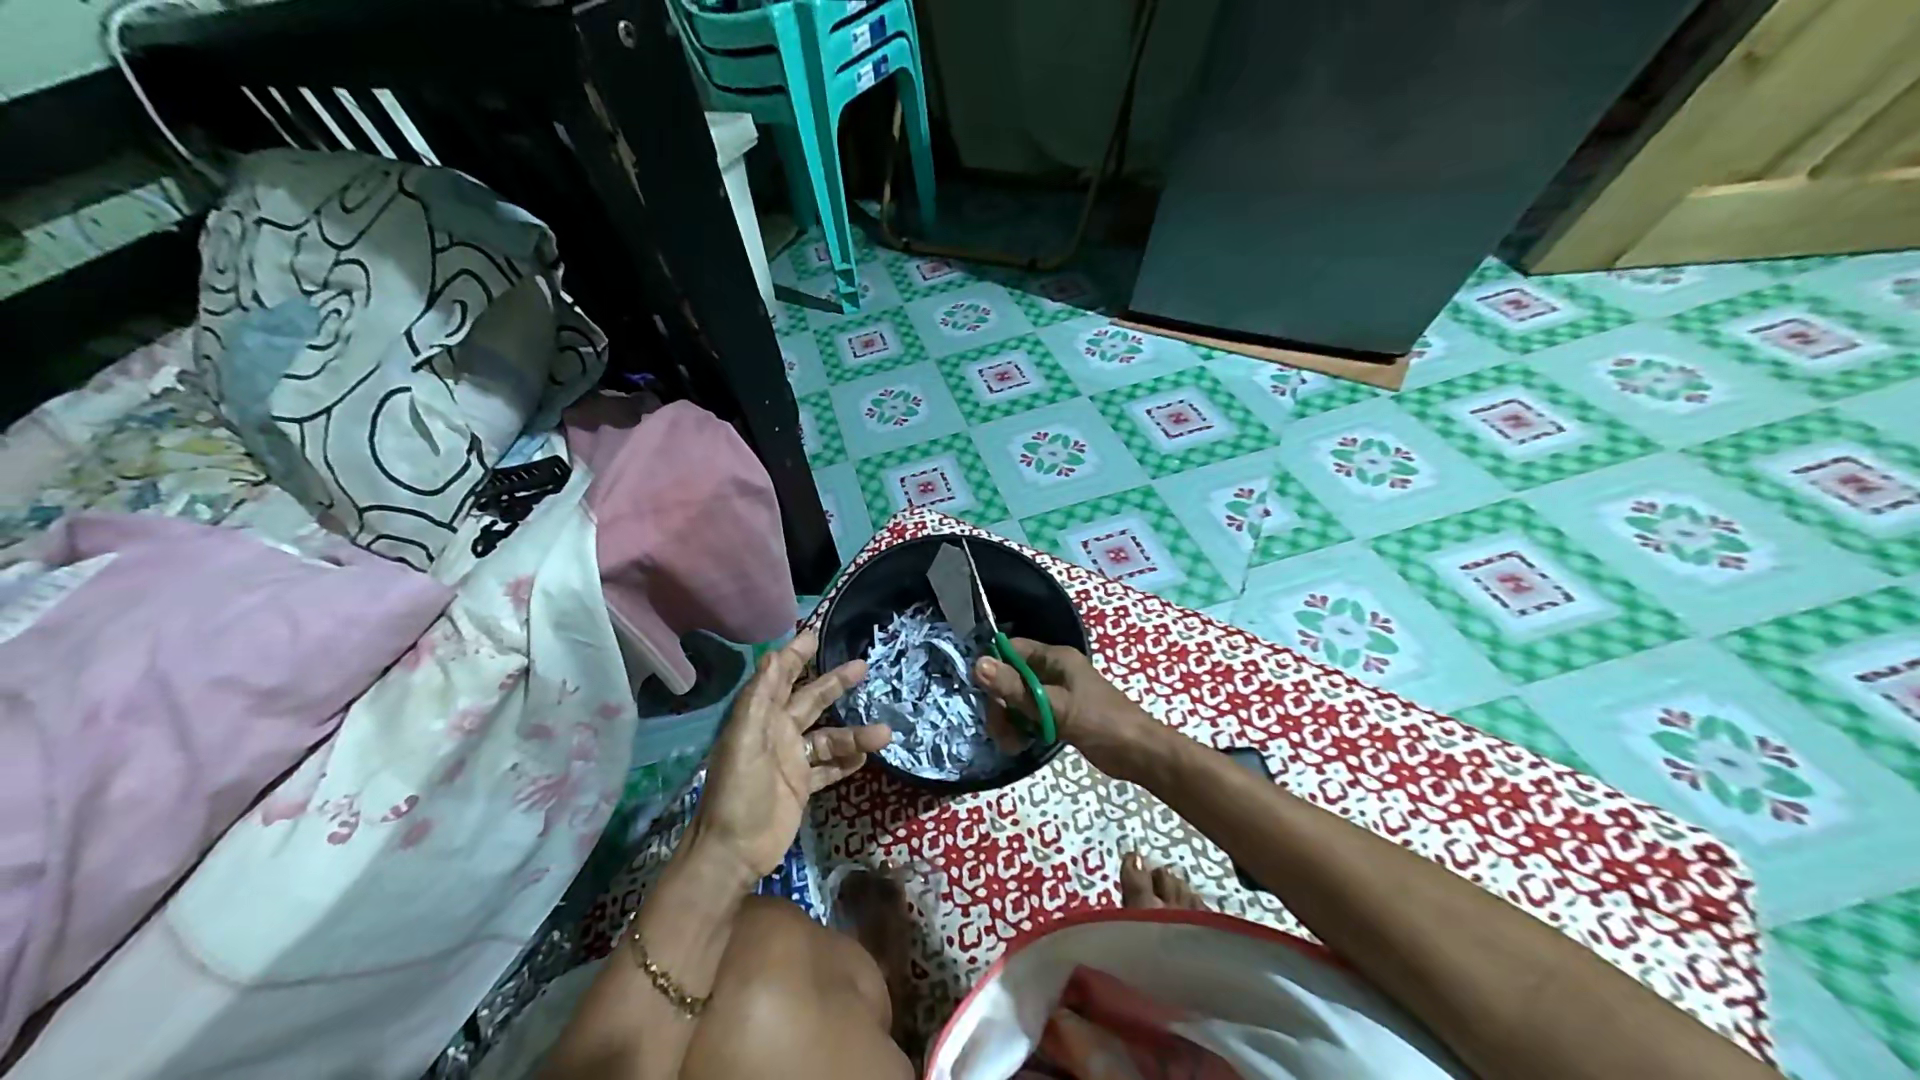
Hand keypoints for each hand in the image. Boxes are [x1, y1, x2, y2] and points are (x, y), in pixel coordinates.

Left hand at [689, 631, 889, 885]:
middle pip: (811, 701)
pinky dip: (846, 761)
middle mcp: (777, 734)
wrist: (733, 852)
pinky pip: (829, 767)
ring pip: (829, 737)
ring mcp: (791, 761)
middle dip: (835, 683)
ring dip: (854, 734)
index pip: (780, 678)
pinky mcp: (802, 786)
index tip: (816, 634)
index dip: (796, 656)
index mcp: (761, 719)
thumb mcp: (745, 741)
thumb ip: (760, 698)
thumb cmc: (738, 792)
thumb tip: (774, 654)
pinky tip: (866, 758)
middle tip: (863, 667)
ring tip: (882, 734)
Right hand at [973, 639, 1167, 783]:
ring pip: (1018, 699)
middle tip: (1001, 730)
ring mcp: (1056, 693)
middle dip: (1001, 704)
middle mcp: (1054, 670)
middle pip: (1011, 678)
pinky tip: (1020, 745)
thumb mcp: (1054, 706)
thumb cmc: (1100, 722)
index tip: (984, 694)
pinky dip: (1021, 728)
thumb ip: (1015, 688)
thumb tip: (977, 664)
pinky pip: (1029, 715)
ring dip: (1009, 720)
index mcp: (1056, 658)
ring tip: (1011, 743)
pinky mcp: (1058, 714)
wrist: (1139, 754)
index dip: (994, 668)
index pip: (1012, 650)